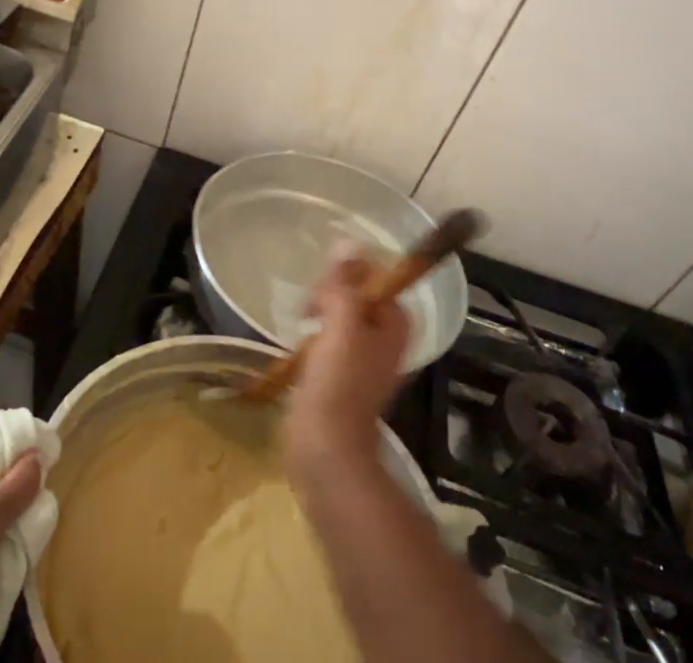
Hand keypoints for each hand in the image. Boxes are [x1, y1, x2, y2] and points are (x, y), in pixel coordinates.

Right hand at [283, 244, 409, 473]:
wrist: (325, 450)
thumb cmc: (337, 386)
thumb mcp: (341, 328)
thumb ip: (344, 286)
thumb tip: (348, 242)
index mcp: (395, 326)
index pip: (375, 279)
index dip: (347, 277)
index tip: (320, 291)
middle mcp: (385, 341)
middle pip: (356, 297)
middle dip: (328, 296)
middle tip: (305, 313)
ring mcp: (363, 361)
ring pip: (340, 319)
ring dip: (317, 316)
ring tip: (297, 327)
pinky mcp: (341, 379)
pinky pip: (329, 342)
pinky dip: (313, 338)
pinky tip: (297, 347)